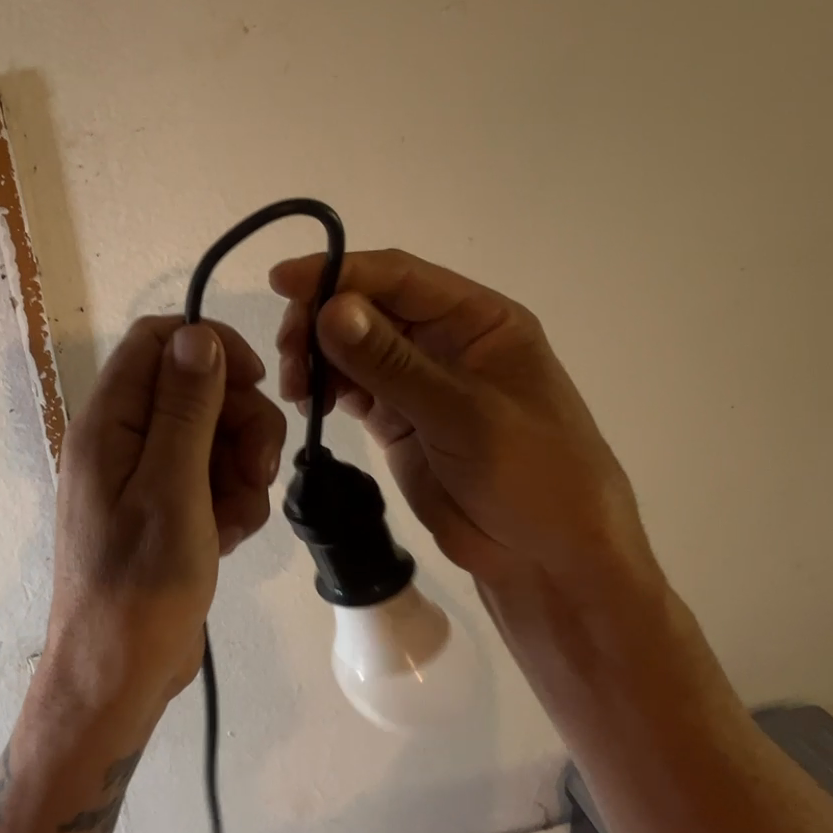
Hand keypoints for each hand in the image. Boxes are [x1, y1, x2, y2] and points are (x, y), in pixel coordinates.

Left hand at [44, 316, 286, 710]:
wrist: (118, 672)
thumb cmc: (140, 582)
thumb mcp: (172, 487)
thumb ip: (184, 408)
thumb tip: (195, 333)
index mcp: (108, 420)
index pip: (157, 341)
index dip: (211, 348)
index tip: (256, 383)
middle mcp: (119, 437)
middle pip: (193, 388)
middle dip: (238, 422)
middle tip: (258, 470)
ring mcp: (139, 474)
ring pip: (208, 434)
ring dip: (239, 469)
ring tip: (236, 519)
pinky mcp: (160, 507)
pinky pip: (206, 477)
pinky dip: (228, 500)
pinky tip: (228, 537)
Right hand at [272, 249, 657, 593]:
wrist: (549, 559)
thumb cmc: (534, 476)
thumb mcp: (464, 415)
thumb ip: (392, 362)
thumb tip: (329, 309)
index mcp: (478, 320)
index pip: (398, 277)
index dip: (338, 272)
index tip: (282, 282)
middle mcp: (444, 339)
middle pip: (364, 307)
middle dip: (319, 322)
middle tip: (287, 355)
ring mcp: (417, 379)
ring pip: (349, 346)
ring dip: (315, 358)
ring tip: (297, 391)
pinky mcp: (396, 416)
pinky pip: (348, 386)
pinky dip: (323, 389)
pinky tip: (311, 406)